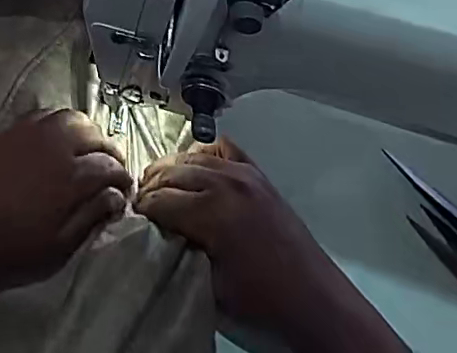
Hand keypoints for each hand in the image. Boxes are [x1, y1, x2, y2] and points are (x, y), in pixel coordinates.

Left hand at [0, 109, 133, 298]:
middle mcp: (53, 143)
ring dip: (83, 131)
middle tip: (109, 169)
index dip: (123, 179)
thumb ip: (92, 216)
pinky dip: (57, 124)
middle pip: (91, 131)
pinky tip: (55, 143)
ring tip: (85, 152)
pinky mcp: (7, 129)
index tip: (124, 192)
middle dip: (106, 148)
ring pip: (67, 116)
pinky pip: (41, 115)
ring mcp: (27, 131)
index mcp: (72, 174)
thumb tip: (116, 197)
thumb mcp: (62, 246)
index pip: (110, 165)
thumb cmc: (13, 250)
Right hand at [136, 138, 405, 352]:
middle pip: (169, 172)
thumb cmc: (265, 306)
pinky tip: (196, 174)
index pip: (158, 198)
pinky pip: (219, 149)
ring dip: (170, 172)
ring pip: (188, 157)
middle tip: (144, 206)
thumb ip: (178, 251)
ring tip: (163, 191)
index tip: (135, 220)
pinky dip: (202, 156)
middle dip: (150, 188)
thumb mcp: (211, 287)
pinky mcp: (257, 174)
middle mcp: (226, 183)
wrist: (320, 308)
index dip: (142, 210)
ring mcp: (244, 173)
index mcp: (213, 212)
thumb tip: (152, 231)